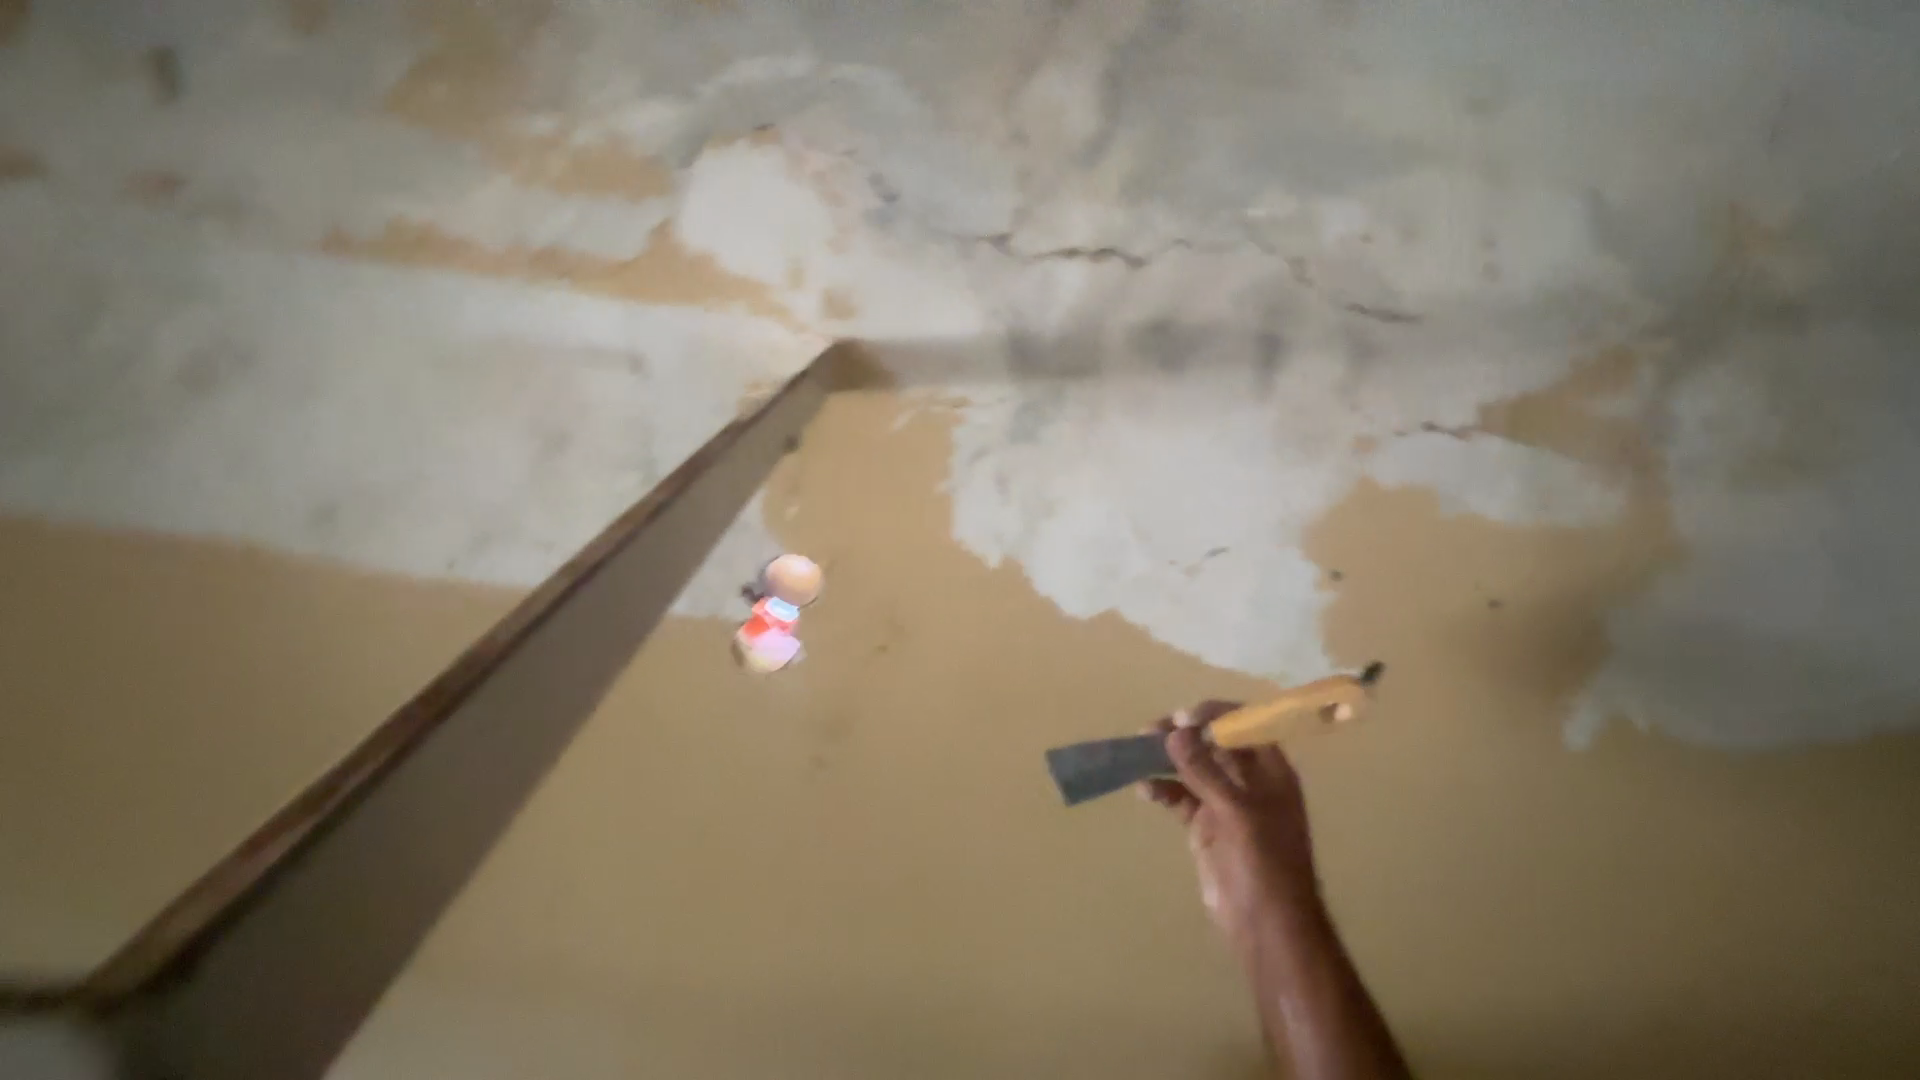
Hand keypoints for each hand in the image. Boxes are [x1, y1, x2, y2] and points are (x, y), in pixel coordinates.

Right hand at [1139, 701, 1320, 946]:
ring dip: (1166, 760)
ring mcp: (1225, 803)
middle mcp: (1248, 781)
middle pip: (1212, 743)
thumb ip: (1205, 770)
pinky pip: (1180, 797)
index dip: (1213, 715)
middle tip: (1148, 733)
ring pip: (1192, 769)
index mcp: (1270, 771)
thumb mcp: (1237, 812)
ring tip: (1136, 756)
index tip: (1180, 718)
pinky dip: (1162, 790)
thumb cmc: (1265, 864)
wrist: (1267, 925)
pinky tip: (1144, 791)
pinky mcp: (1205, 825)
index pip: (1243, 725)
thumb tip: (1175, 732)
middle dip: (1182, 735)